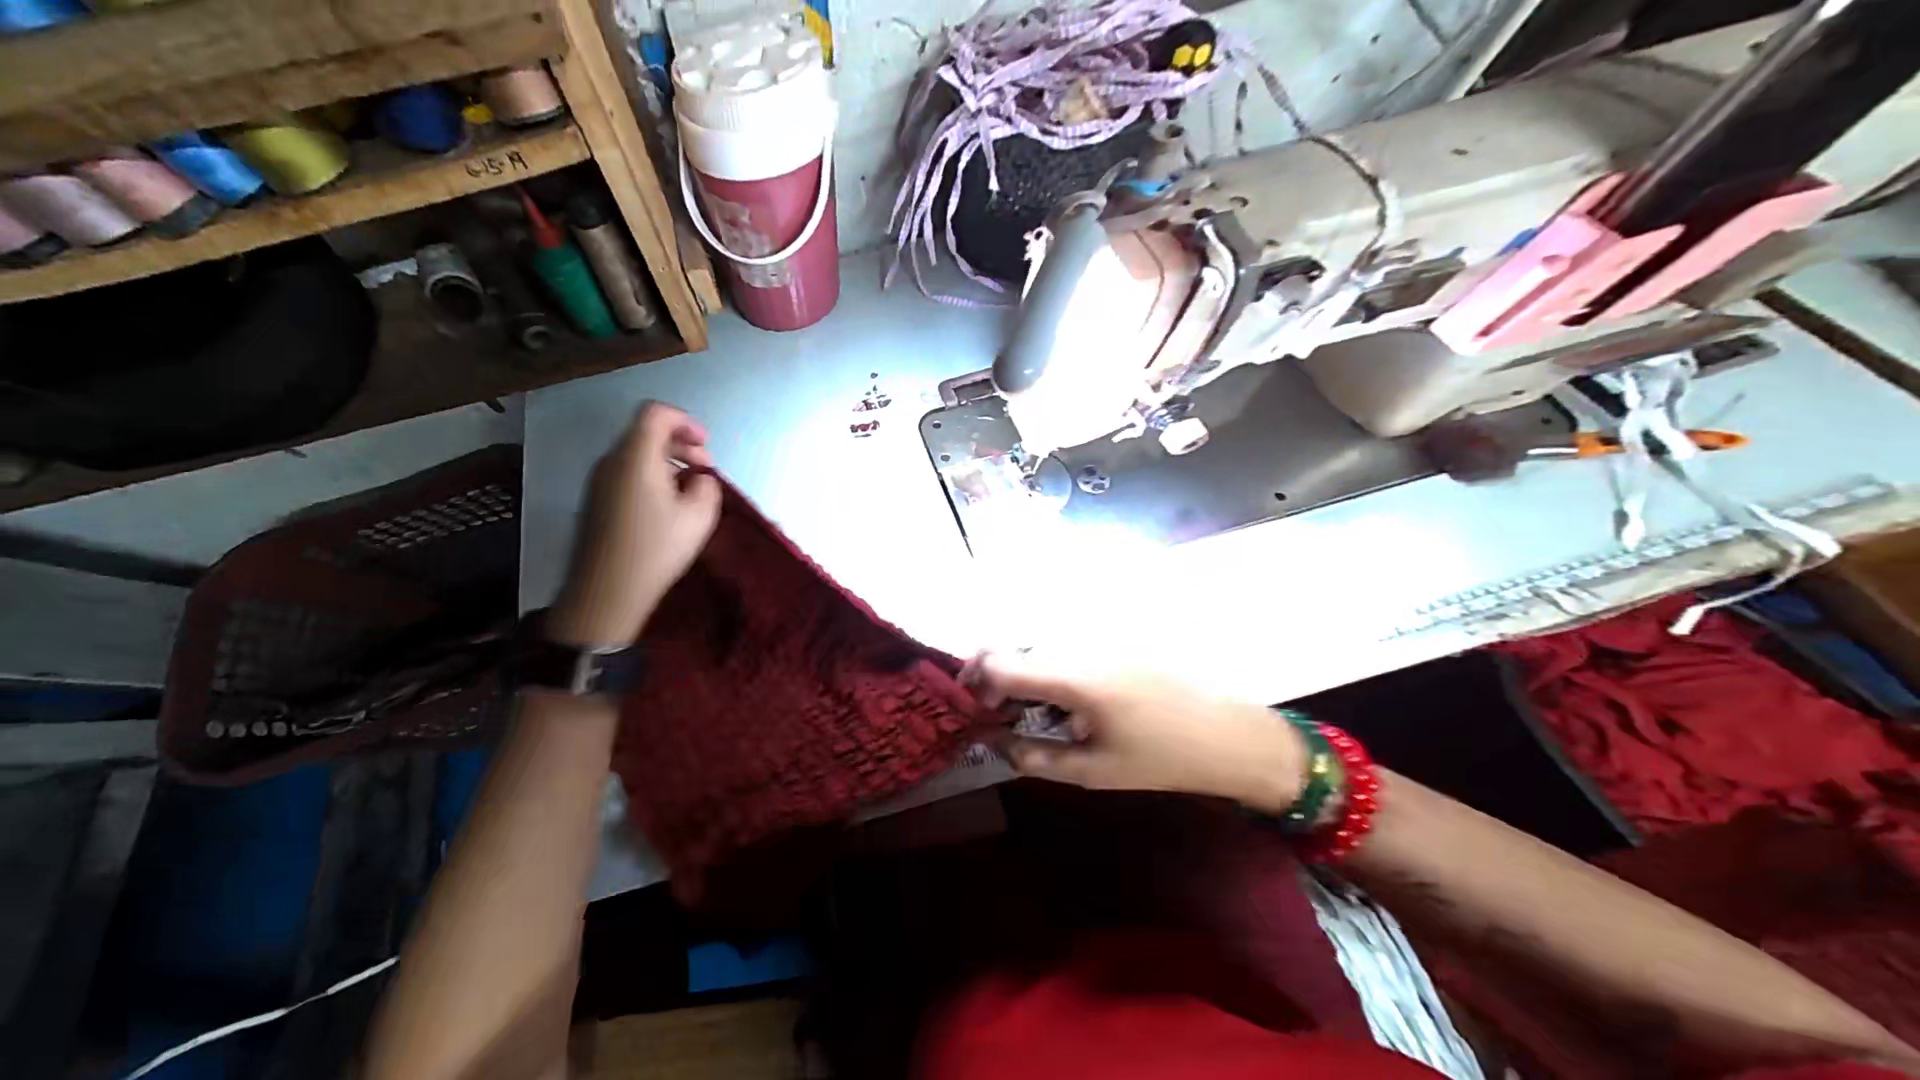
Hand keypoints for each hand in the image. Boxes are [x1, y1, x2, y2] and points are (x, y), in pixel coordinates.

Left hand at [548, 402, 721, 647]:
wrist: (605, 591)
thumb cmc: (656, 549)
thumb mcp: (699, 517)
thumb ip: (706, 486)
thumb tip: (699, 478)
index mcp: (636, 457)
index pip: (656, 413)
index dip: (685, 421)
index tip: (705, 446)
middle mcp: (611, 461)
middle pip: (646, 432)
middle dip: (680, 444)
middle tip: (705, 469)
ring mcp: (598, 481)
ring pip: (636, 454)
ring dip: (667, 462)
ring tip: (690, 491)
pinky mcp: (595, 500)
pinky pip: (626, 473)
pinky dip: (651, 477)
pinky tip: (667, 507)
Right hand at [965, 651, 1307, 814]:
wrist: (1229, 733)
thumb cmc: (1162, 759)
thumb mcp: (1092, 771)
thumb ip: (1033, 757)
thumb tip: (994, 741)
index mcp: (1074, 676)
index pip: (1000, 663)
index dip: (975, 684)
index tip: (975, 710)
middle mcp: (1081, 642)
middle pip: (1013, 642)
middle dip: (991, 672)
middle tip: (995, 709)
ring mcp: (1100, 633)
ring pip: (1037, 637)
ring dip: (1020, 665)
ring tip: (1030, 706)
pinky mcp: (1115, 633)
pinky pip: (1064, 637)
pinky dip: (1047, 659)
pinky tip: (1064, 694)